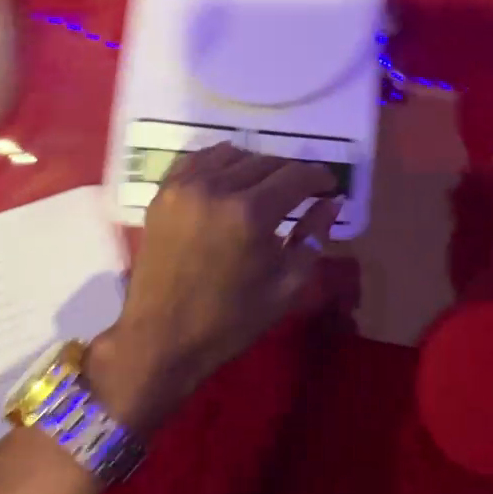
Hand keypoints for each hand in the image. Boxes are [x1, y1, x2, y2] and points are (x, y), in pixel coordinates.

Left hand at [89, 143, 339, 436]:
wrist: (161, 338)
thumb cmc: (231, 319)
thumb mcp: (287, 285)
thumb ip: (313, 237)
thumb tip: (331, 203)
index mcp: (252, 214)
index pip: (297, 176)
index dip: (319, 177)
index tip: (329, 187)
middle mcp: (218, 189)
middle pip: (268, 161)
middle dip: (291, 173)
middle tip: (302, 191)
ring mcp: (186, 187)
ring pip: (234, 155)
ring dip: (258, 166)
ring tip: (266, 188)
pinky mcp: (164, 194)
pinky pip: (199, 160)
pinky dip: (221, 162)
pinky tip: (231, 178)